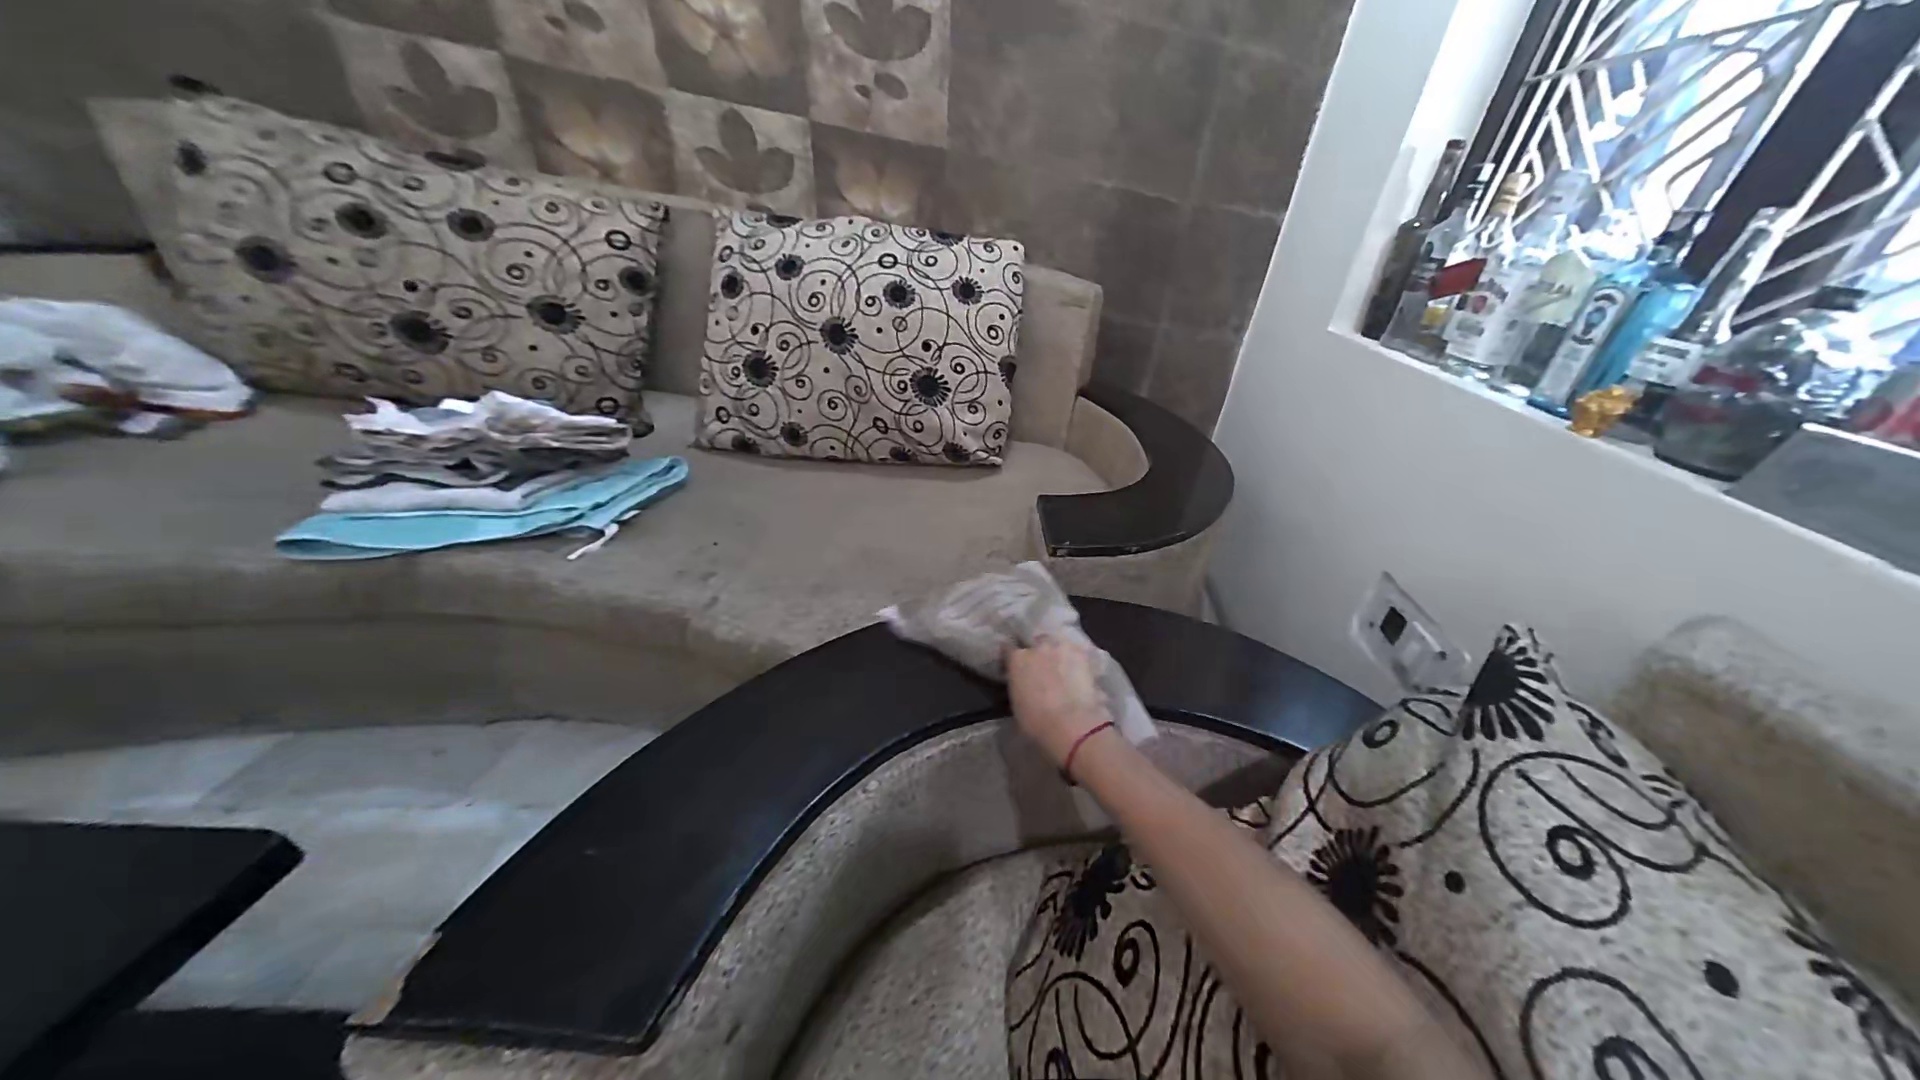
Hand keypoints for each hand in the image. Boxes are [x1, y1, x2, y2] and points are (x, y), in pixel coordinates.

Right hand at [1007, 636, 1111, 769]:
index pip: (1008, 648)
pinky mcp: (1081, 653)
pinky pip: (1075, 653)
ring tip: (1063, 668)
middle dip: (1038, 652)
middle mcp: (1036, 647)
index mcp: (1016, 660)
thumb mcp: (1017, 703)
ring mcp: (1060, 647)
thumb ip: (1018, 685)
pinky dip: (1075, 660)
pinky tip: (1079, 672)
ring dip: (1057, 654)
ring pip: (1057, 645)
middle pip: (1035, 642)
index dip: (1012, 656)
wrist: (1070, 723)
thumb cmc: (1036, 722)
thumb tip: (1024, 684)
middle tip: (1042, 667)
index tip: (1015, 664)